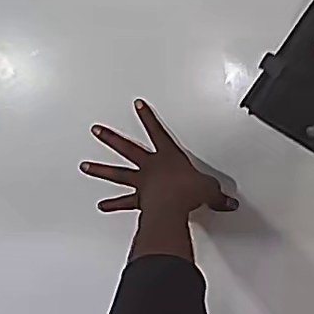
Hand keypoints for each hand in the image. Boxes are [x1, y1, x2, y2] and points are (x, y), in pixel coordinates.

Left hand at [82, 100, 237, 219]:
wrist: (174, 208)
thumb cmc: (188, 192)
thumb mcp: (209, 190)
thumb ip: (215, 194)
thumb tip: (227, 201)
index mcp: (168, 156)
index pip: (156, 131)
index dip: (147, 117)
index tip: (137, 105)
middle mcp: (151, 167)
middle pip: (127, 148)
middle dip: (111, 138)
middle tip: (97, 130)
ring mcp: (142, 183)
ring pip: (117, 173)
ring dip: (100, 170)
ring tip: (86, 166)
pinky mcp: (138, 201)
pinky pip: (123, 202)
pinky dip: (112, 205)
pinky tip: (102, 205)